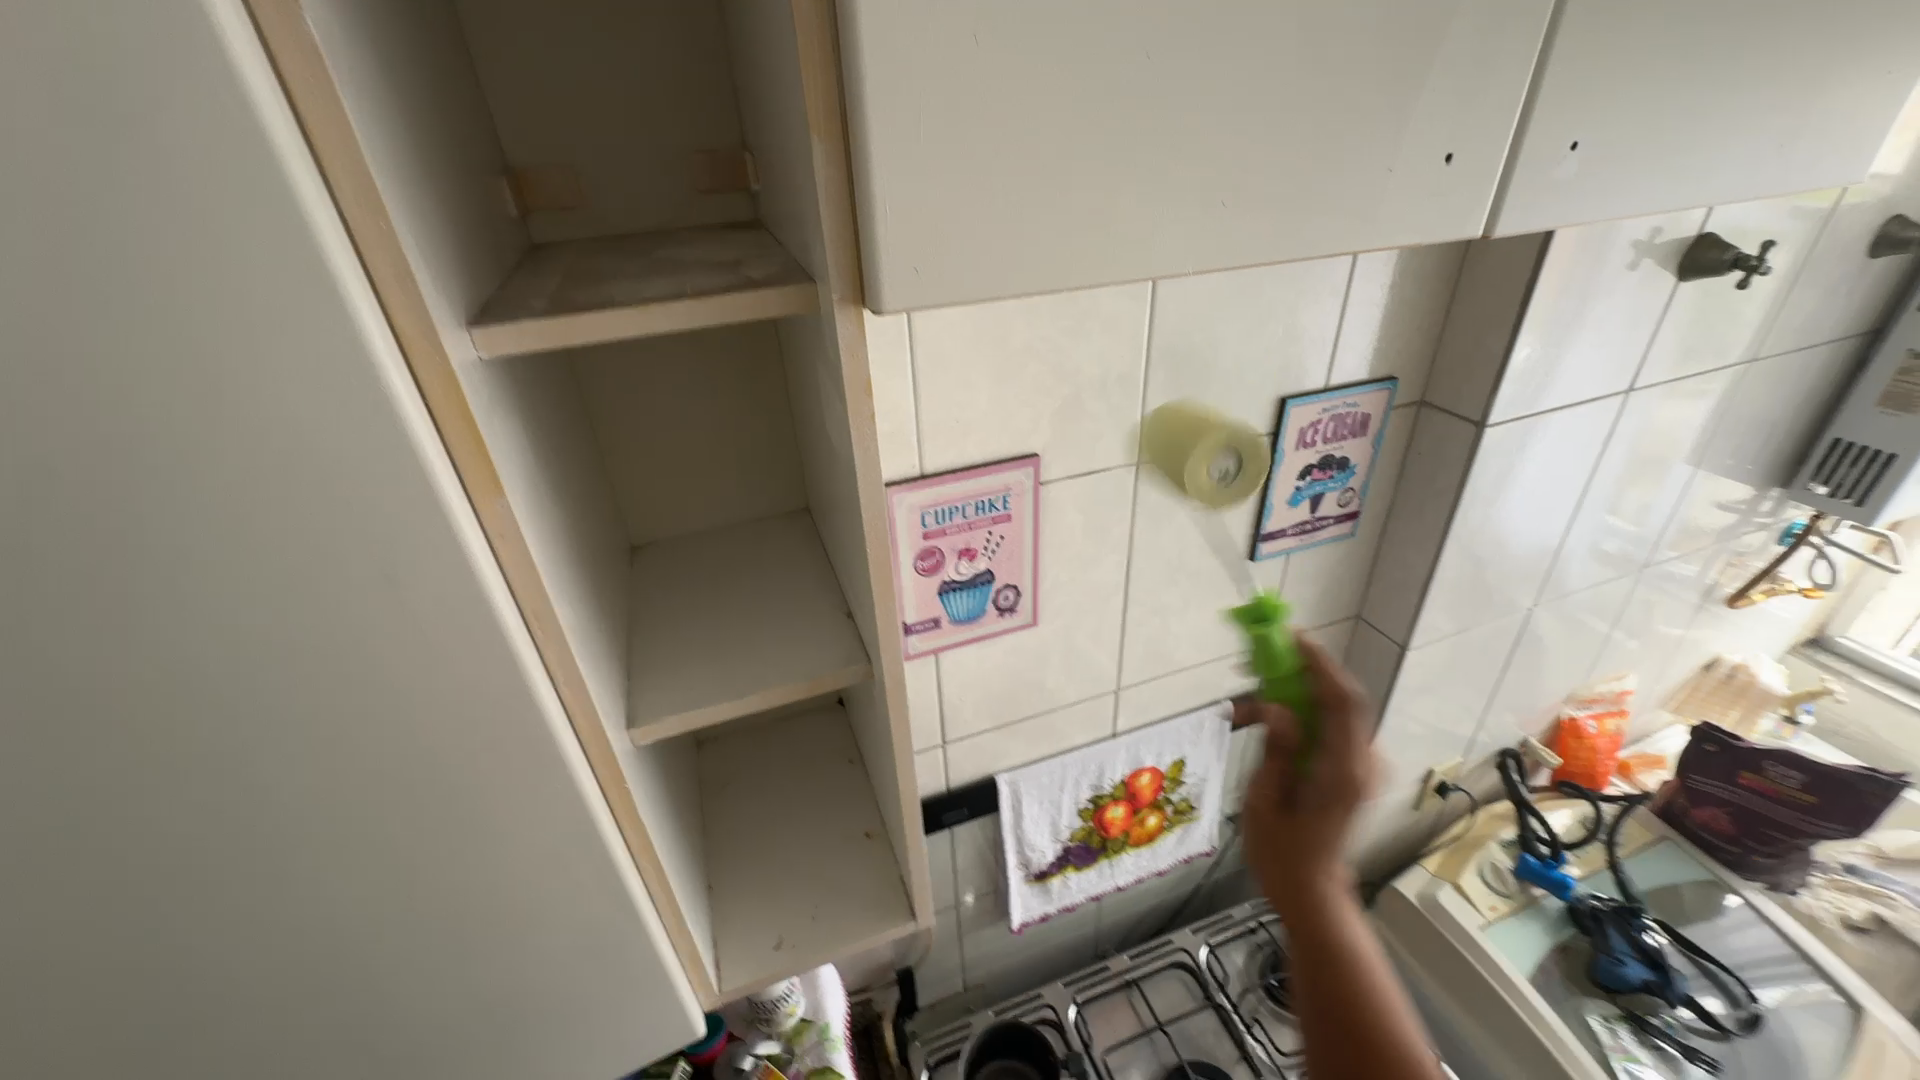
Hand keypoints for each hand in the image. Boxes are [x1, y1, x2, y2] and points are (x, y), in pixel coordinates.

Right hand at [1238, 634, 1376, 914]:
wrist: (1312, 892)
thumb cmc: (1281, 854)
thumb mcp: (1265, 802)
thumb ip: (1277, 751)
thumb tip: (1279, 708)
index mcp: (1342, 773)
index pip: (1343, 704)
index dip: (1321, 666)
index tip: (1294, 640)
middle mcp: (1363, 765)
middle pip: (1345, 702)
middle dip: (1309, 673)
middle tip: (1266, 659)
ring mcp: (1364, 769)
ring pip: (1339, 713)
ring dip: (1303, 693)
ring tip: (1260, 691)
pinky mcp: (1356, 772)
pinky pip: (1335, 728)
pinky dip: (1308, 712)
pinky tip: (1276, 716)